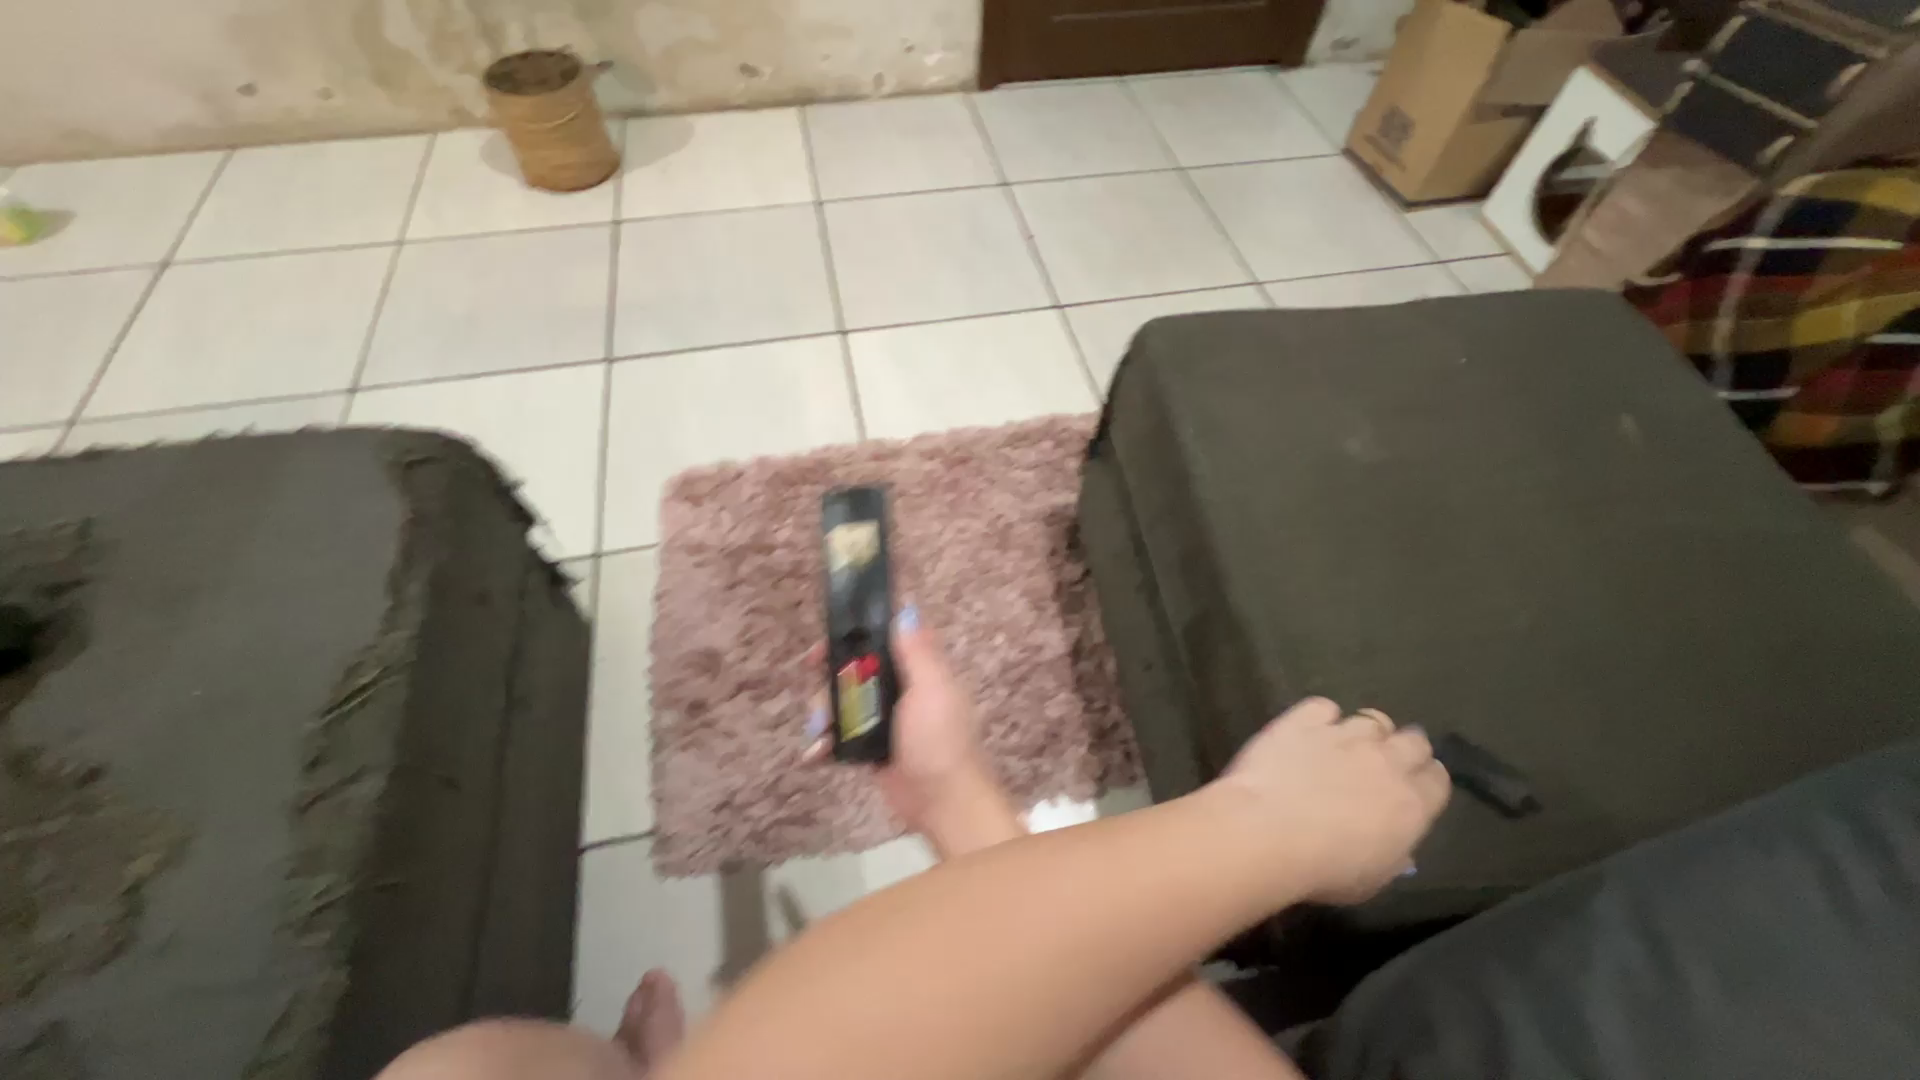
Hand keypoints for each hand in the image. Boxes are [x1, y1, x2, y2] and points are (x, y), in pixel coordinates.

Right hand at [802, 607, 1000, 835]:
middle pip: (855, 667)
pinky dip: (825, 743)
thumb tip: (908, 608)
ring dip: (824, 711)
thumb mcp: (931, 689)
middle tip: (813, 676)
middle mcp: (901, 688)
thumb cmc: (939, 740)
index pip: (886, 636)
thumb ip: (917, 651)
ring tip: (819, 728)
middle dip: (830, 672)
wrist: (942, 802)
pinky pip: (840, 736)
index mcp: (920, 668)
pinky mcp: (870, 748)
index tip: (831, 633)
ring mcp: (884, 719)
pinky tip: (816, 753)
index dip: (857, 630)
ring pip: (843, 701)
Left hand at [1210, 698, 1448, 905]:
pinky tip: (1307, 730)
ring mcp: (1343, 736)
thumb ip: (1392, 855)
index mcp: (1411, 805)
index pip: (1437, 780)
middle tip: (1383, 763)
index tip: (1413, 786)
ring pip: (1371, 719)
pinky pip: (1321, 707)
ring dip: (1365, 732)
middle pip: (1413, 741)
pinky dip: (1319, 716)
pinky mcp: (1302, 720)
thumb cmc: (1322, 869)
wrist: (1267, 832)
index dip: (1426, 780)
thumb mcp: (1372, 880)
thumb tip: (1398, 848)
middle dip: (1405, 748)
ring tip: (1344, 746)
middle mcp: (1385, 762)